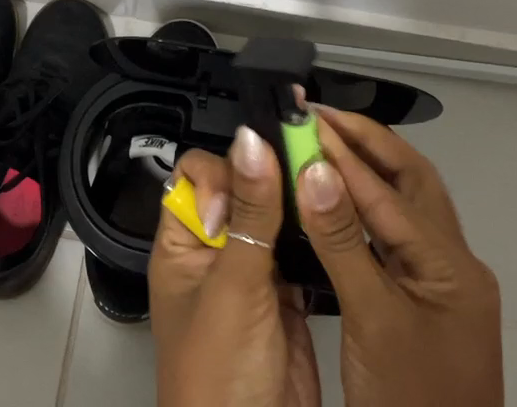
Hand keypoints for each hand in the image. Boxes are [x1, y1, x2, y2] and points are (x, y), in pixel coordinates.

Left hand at [149, 126, 320, 406]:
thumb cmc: (217, 374)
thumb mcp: (232, 287)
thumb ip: (248, 214)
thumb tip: (252, 141)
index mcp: (182, 244)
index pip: (197, 177)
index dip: (223, 171)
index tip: (252, 182)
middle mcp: (213, 252)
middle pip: (239, 191)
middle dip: (268, 175)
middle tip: (305, 164)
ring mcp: (251, 274)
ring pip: (272, 218)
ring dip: (295, 200)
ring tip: (325, 182)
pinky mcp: (286, 296)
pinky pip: (299, 250)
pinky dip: (316, 233)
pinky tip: (335, 216)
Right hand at [296, 105, 503, 406]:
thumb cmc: (411, 397)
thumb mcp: (373, 319)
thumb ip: (342, 242)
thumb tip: (314, 171)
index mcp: (451, 266)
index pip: (389, 193)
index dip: (343, 153)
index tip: (303, 120)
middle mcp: (454, 264)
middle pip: (413, 182)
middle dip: (368, 142)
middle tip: (321, 116)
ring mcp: (442, 282)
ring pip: (406, 206)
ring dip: (368, 170)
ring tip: (325, 143)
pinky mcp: (424, 298)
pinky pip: (395, 235)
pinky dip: (366, 207)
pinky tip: (337, 201)